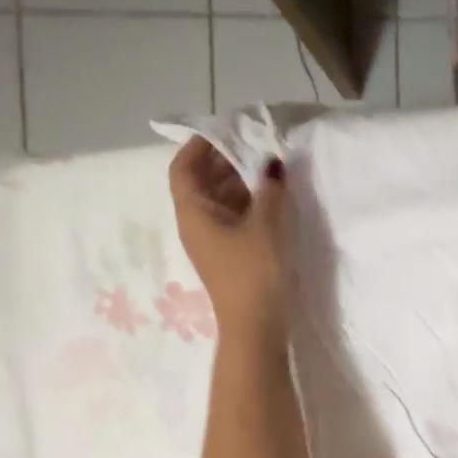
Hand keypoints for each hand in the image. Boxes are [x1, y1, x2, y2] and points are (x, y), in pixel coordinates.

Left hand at [169, 138, 289, 338]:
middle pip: (202, 182)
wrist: (255, 328)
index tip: (227, 130)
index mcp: (193, 212)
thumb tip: (271, 164)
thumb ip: (269, 190)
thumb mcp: (266, 226)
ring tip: (269, 170)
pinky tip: (272, 201)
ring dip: (240, 183)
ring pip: (220, 201)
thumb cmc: (254, 273)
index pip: (184, 167)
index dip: (200, 145)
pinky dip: (249, 204)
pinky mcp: (230, 256)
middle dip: (226, 161)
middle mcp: (196, 224)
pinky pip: (234, 219)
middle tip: (255, 146)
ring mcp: (213, 242)